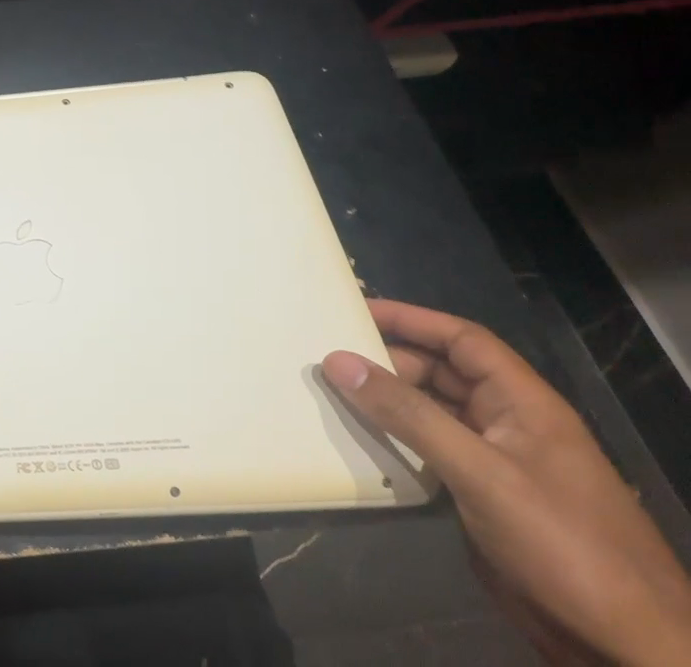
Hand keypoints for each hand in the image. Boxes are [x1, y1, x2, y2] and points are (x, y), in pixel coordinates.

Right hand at [324, 299, 690, 666]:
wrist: (619, 637)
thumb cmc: (563, 542)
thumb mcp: (482, 472)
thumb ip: (409, 414)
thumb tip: (337, 361)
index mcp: (525, 406)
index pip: (465, 342)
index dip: (412, 320)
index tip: (351, 310)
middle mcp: (510, 425)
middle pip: (441, 375)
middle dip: (386, 362)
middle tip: (324, 359)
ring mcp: (495, 463)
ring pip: (429, 414)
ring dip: (383, 403)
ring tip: (326, 394)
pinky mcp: (478, 496)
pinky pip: (425, 451)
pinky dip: (389, 441)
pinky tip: (353, 442)